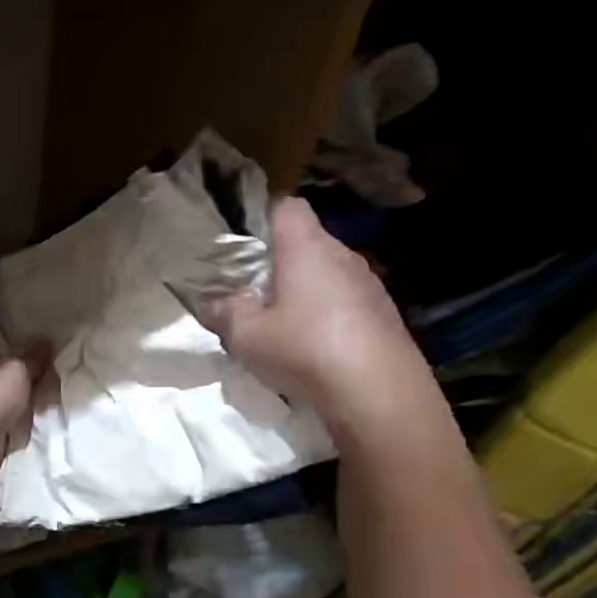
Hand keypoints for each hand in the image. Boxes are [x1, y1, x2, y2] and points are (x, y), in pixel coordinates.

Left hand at [0, 346, 46, 461]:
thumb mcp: (18, 371)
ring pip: (11, 399)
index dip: (18, 346)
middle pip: (8, 375)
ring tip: (48, 402)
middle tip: (52, 378)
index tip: (42, 348)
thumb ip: (33, 358)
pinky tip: (35, 422)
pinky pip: (12, 420)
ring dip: (28, 401)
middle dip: (28, 377)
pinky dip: (23, 421)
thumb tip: (46, 342)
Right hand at [196, 197, 437, 424]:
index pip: (286, 207)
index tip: (243, 252)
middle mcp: (341, 254)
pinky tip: (316, 349)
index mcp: (306, 247)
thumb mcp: (247, 337)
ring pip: (326, 275)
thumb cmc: (304, 350)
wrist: (377, 390)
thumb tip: (213, 303)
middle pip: (306, 243)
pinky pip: (345, 302)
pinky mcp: (383, 312)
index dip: (262, 221)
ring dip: (305, 294)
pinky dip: (328, 316)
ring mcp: (367, 282)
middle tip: (254, 298)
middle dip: (279, 266)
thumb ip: (225, 314)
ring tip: (284, 329)